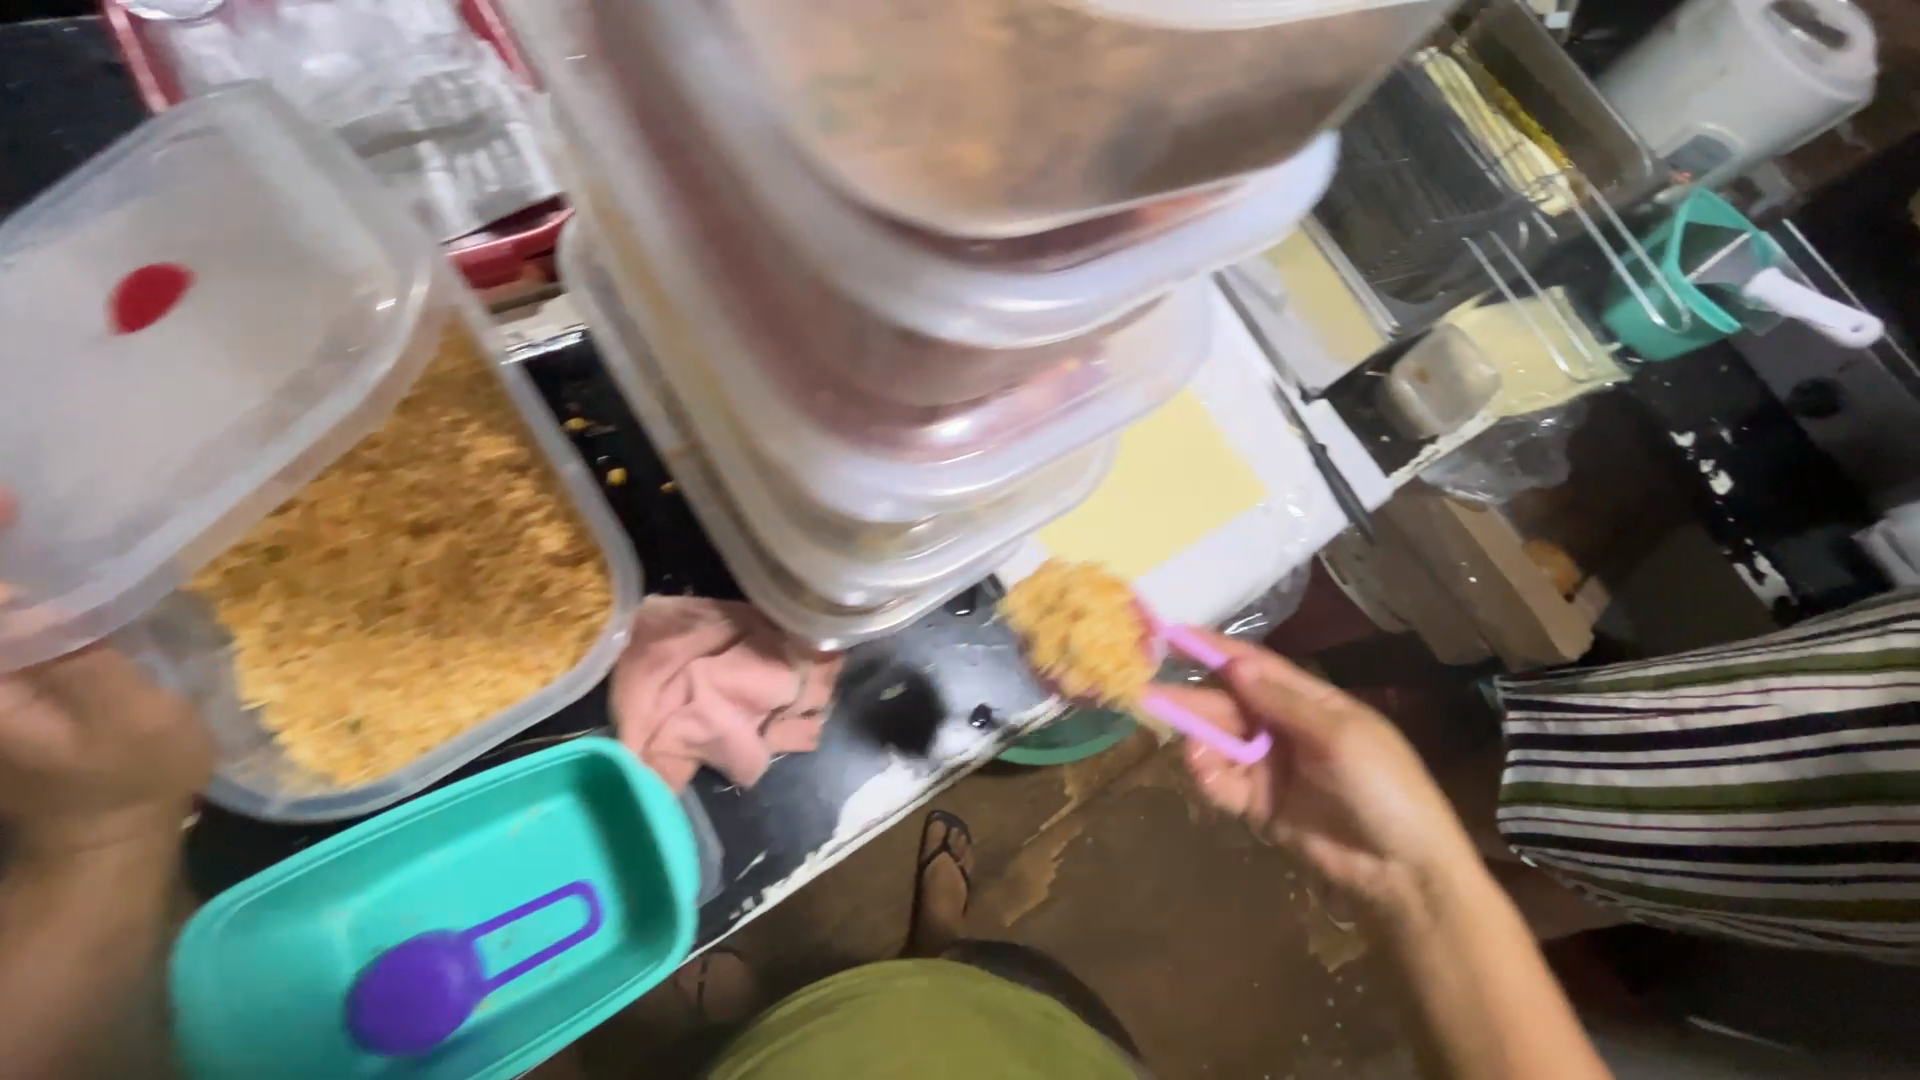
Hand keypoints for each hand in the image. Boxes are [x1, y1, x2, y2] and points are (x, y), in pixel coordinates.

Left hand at [0, 490, 211, 854]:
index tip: (12, 502)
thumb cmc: (132, 773)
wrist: (106, 830)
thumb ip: (80, 657)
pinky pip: (2, 621)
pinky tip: (26, 563)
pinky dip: (10, 590)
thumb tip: (30, 595)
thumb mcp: (127, 719)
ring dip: (5, 566)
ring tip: (18, 516)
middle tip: (17, 501)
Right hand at [1160, 631, 1481, 929]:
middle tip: (1146, 692)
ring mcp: (1269, 767)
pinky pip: (1223, 782)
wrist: (1403, 872)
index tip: (1174, 634)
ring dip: (1198, 741)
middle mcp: (1282, 728)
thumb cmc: (1385, 789)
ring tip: (1190, 748)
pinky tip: (1204, 770)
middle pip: (1227, 705)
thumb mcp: (1341, 737)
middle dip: (1190, 698)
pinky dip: (1208, 776)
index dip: (1215, 649)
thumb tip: (1235, 664)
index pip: (1254, 667)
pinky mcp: (1259, 804)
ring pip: (1219, 743)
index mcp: (1309, 703)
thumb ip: (1283, 702)